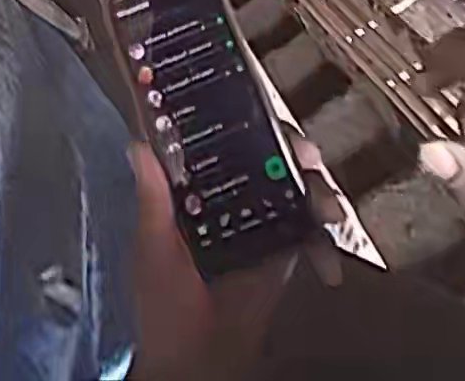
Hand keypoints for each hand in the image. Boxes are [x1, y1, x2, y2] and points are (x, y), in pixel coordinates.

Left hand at [127, 126, 348, 380]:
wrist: (193, 365)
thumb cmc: (162, 303)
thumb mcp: (153, 247)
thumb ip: (152, 200)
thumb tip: (137, 144)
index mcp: (196, 186)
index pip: (221, 140)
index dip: (241, 119)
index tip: (258, 109)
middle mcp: (230, 195)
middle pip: (267, 157)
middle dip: (292, 149)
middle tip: (307, 155)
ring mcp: (259, 223)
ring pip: (295, 190)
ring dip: (319, 191)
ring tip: (326, 205)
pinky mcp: (282, 256)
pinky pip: (310, 239)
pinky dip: (324, 246)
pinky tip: (327, 264)